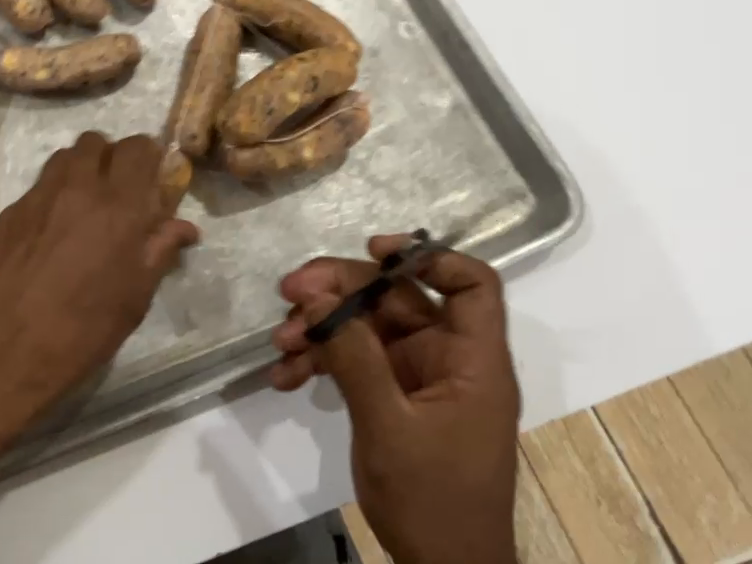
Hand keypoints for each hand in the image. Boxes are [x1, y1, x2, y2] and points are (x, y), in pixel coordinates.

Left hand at [0, 133, 198, 418]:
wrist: (13, 347)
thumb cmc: (87, 327)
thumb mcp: (137, 293)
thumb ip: (159, 249)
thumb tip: (184, 227)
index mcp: (118, 206)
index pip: (138, 147)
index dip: (148, 155)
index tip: (152, 177)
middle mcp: (77, 188)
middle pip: (96, 141)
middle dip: (112, 157)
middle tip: (119, 190)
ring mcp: (38, 196)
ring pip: (64, 157)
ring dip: (81, 169)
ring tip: (86, 205)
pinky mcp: (11, 211)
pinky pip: (39, 186)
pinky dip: (53, 196)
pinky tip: (53, 232)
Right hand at [270, 235, 519, 563]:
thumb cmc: (433, 500)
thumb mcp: (389, 426)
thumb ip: (355, 358)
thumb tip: (317, 299)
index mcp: (472, 361)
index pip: (471, 285)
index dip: (427, 256)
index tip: (370, 251)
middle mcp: (447, 359)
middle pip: (396, 298)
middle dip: (339, 292)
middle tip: (288, 292)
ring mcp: (418, 378)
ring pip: (366, 326)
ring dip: (319, 327)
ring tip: (279, 344)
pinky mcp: (393, 397)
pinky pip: (354, 360)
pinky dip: (320, 361)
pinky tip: (285, 375)